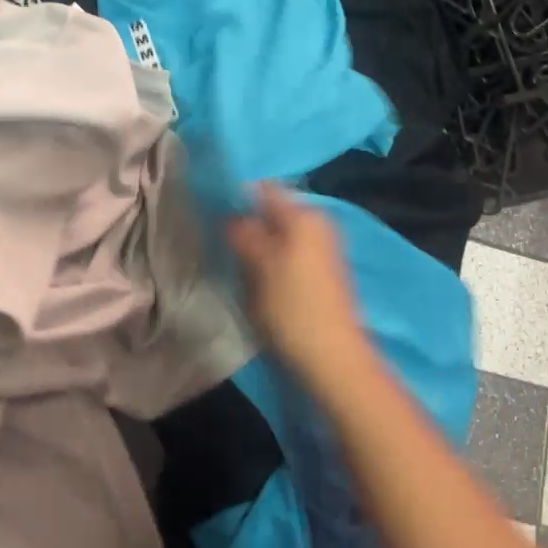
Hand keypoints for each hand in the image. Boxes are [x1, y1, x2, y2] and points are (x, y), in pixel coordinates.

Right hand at [227, 184, 373, 385]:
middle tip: (222, 242)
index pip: (265, 189)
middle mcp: (319, 223)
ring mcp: (324, 248)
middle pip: (274, 212)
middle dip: (250, 224)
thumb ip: (245, 235)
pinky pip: (291, 253)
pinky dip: (274, 260)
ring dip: (260, 245)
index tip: (214, 213)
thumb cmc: (293, 308)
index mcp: (305, 215)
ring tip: (236, 263)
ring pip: (282, 235)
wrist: (333, 357)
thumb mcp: (261, 267)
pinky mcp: (324, 272)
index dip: (238, 197)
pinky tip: (259, 280)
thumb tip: (231, 217)